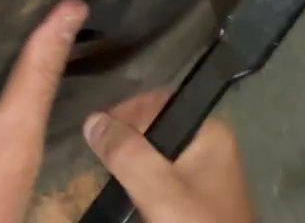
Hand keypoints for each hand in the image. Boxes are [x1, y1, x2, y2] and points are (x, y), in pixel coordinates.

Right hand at [83, 93, 255, 222]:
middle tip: (99, 158)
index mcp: (210, 131)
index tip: (95, 133)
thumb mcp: (158, 190)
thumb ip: (126, 152)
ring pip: (159, 158)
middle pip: (158, 129)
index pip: (159, 102)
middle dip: (128, 141)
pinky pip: (165, 182)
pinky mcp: (198, 202)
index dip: (125, 113)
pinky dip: (144, 186)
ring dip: (133, 165)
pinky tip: (130, 197)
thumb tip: (93, 120)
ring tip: (109, 177)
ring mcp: (206, 177)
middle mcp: (211, 147)